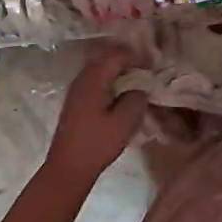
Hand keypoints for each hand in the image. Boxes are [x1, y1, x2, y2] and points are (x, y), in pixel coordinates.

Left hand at [45, 45, 148, 185]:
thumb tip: (140, 88)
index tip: (154, 66)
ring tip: (137, 81)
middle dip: (127, 60)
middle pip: (106, 58)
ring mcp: (76, 89)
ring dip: (118, 71)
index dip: (137, 57)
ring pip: (100, 69)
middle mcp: (82, 78)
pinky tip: (120, 94)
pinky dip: (110, 81)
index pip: (117, 55)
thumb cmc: (97, 144)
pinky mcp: (76, 101)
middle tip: (147, 70)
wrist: (68, 166)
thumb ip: (136, 99)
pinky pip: (95, 80)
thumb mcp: (124, 122)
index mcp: (93, 79)